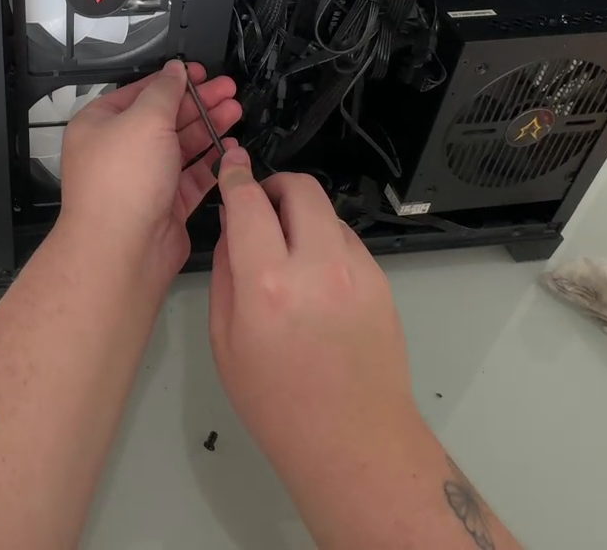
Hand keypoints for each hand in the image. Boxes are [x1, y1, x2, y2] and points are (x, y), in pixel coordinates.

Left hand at [58, 60, 238, 274]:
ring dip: (208, 129)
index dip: (172, 81)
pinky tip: (230, 148)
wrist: (121, 249)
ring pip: (180, 147)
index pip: (140, 93)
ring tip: (236, 112)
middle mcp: (119, 151)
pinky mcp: (164, 206)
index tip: (202, 73)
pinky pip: (190, 178)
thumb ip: (165, 91)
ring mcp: (142, 180)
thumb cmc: (123, 178)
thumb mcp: (145, 119)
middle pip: (164, 118)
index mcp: (100, 125)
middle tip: (229, 90)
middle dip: (198, 104)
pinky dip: (210, 163)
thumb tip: (174, 69)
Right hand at [208, 147, 419, 485]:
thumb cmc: (278, 402)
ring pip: (326, 210)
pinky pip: (347, 239)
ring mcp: (357, 272)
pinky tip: (316, 277)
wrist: (354, 442)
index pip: (248, 202)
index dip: (235, 175)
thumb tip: (232, 228)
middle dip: (274, 183)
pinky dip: (325, 241)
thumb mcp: (225, 340)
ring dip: (301, 214)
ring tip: (288, 249)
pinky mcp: (381, 282)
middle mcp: (317, 267)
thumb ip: (225, 272)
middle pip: (299, 187)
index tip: (231, 164)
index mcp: (268, 285)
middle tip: (260, 203)